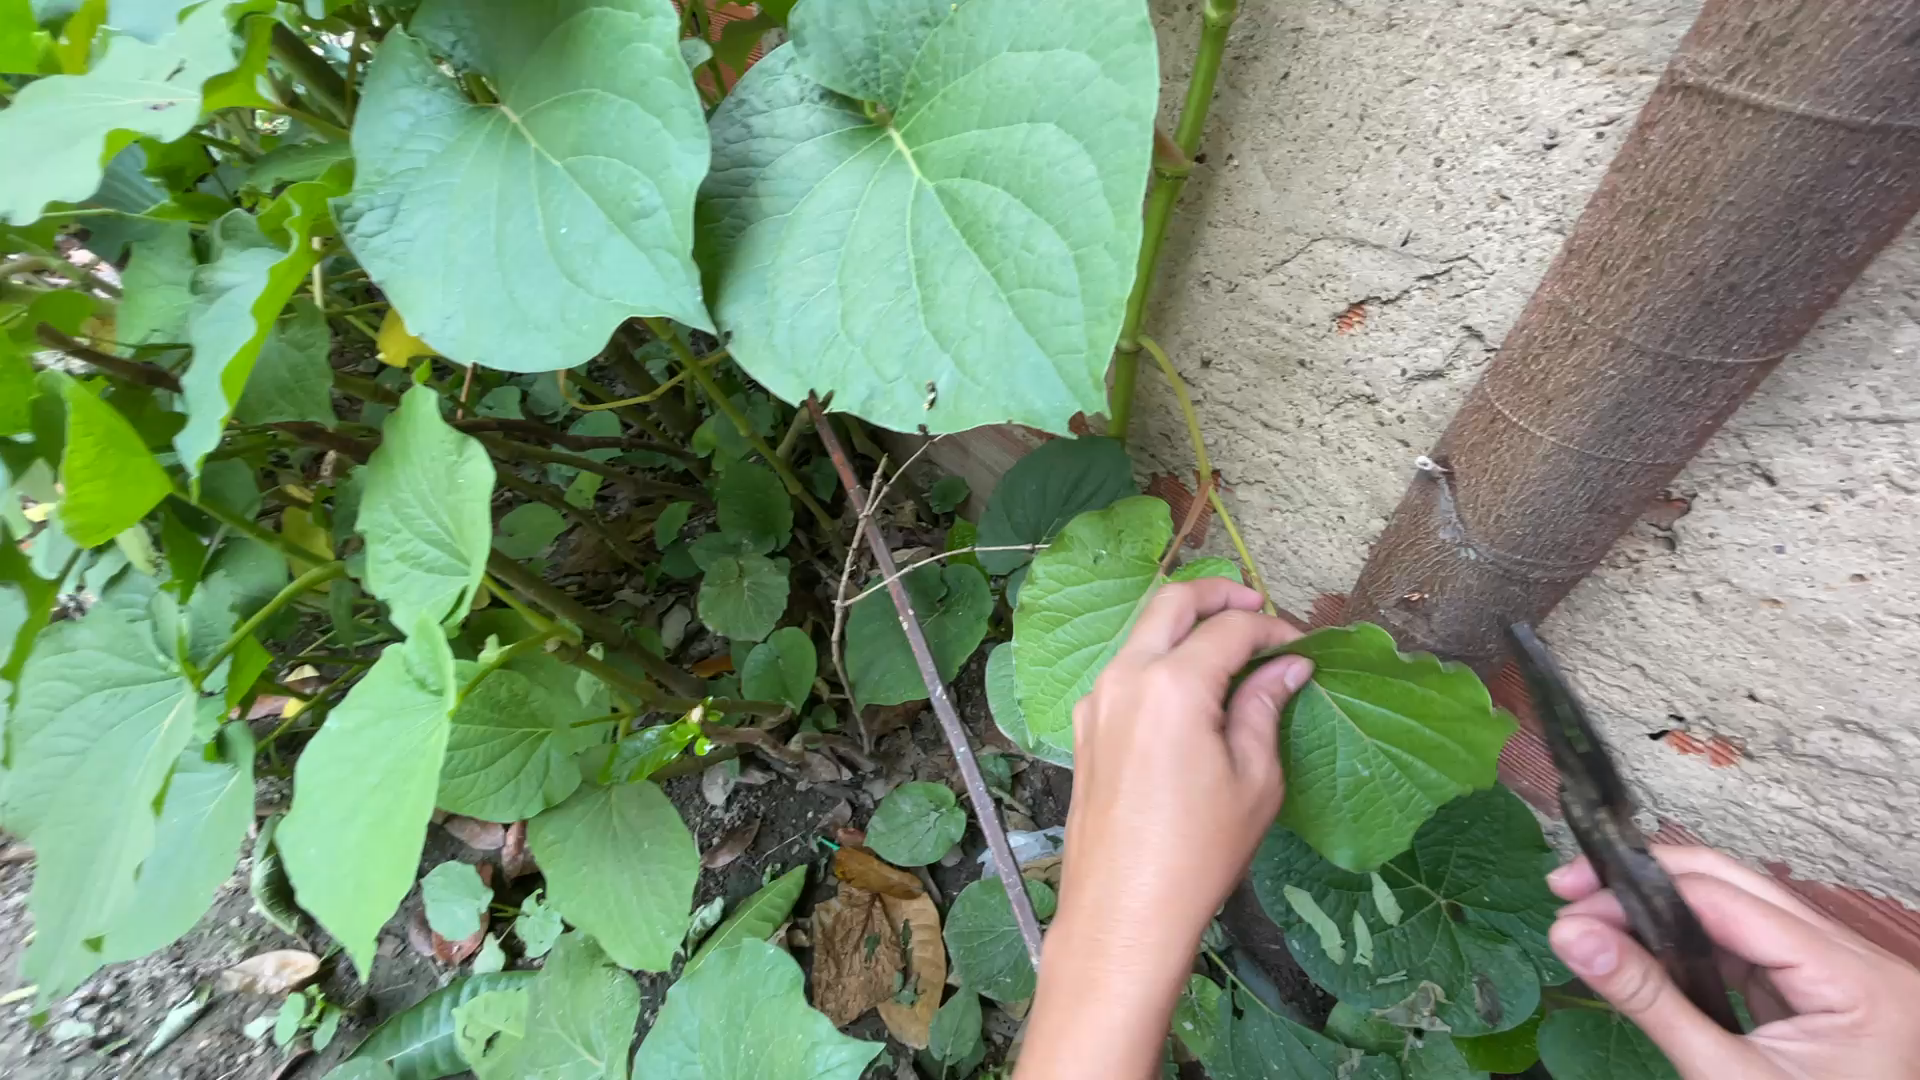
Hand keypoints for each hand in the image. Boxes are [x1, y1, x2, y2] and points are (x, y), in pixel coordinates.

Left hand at [1019, 578, 1311, 1078]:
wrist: (1123, 904)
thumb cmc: (1200, 848)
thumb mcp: (1253, 778)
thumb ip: (1264, 706)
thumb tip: (1289, 665)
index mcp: (1171, 683)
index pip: (1228, 628)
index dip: (1271, 627)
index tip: (1300, 645)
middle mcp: (1125, 675)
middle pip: (1169, 602)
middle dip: (1216, 593)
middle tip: (1255, 605)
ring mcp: (1096, 696)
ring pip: (1141, 631)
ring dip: (1182, 624)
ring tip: (1225, 644)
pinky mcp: (1085, 721)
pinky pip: (1123, 668)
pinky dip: (1157, 657)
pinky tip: (1186, 686)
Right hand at [1549, 845, 1919, 1079]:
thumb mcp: (1725, 1076)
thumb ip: (1647, 1000)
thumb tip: (1566, 932)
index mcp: (1857, 981)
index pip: (1719, 899)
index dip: (1634, 894)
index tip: (1567, 907)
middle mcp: (1856, 958)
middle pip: (1725, 881)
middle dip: (1638, 880)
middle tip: (1568, 890)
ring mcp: (1836, 967)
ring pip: (1724, 898)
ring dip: (1651, 901)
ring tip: (1592, 915)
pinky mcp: (1808, 981)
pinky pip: (1731, 932)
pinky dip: (1675, 931)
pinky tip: (1636, 943)